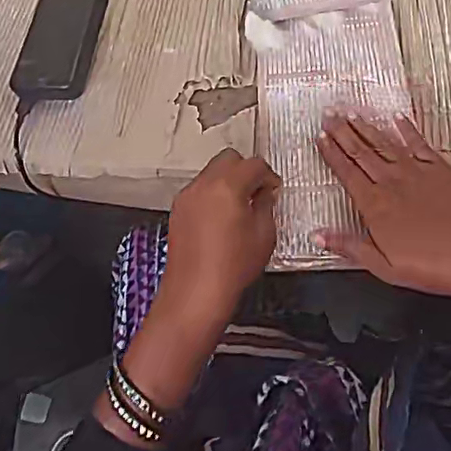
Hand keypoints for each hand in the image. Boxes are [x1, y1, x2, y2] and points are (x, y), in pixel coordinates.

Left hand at [161, 149, 280, 316]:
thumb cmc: (232, 266)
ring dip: (227, 181)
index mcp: (228, 186)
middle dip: (245, 170)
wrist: (196, 291)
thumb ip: (265, 205)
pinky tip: (221, 218)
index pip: (253, 164)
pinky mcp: (177, 210)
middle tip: (257, 192)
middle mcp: (203, 184)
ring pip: (211, 172)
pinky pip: (199, 190)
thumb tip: (264, 193)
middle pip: (228, 159)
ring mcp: (187, 196)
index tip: (273, 190)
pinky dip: (212, 194)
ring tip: (239, 207)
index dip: (268, 175)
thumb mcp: (263, 234)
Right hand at [316, 113, 450, 297]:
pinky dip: (406, 129)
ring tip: (351, 113)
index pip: (346, 171)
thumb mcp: (383, 266)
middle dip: (342, 131)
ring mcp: (416, 172)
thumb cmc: (430, 266)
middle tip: (328, 114)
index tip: (320, 137)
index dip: (331, 153)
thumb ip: (349, 247)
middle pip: (360, 151)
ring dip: (366, 127)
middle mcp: (391, 181)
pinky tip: (396, 119)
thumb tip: (316, 236)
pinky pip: (418, 143)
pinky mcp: (439, 169)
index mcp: (374, 204)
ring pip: (384, 143)